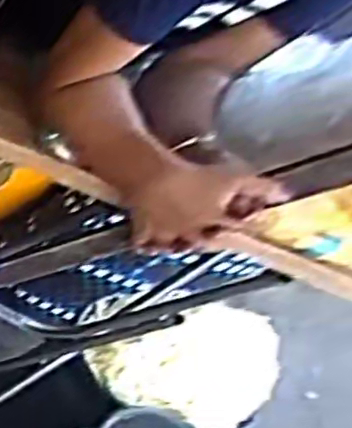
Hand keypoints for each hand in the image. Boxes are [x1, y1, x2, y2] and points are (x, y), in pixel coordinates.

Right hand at [129, 161, 289, 249]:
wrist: (153, 181)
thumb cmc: (197, 179)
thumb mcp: (236, 179)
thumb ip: (262, 188)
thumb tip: (285, 197)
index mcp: (213, 221)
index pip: (237, 228)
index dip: (248, 225)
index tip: (253, 224)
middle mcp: (189, 232)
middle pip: (203, 243)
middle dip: (211, 240)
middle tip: (215, 237)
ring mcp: (163, 234)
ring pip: (170, 248)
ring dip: (177, 248)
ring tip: (179, 245)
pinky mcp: (142, 232)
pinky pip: (142, 244)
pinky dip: (146, 246)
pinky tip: (148, 245)